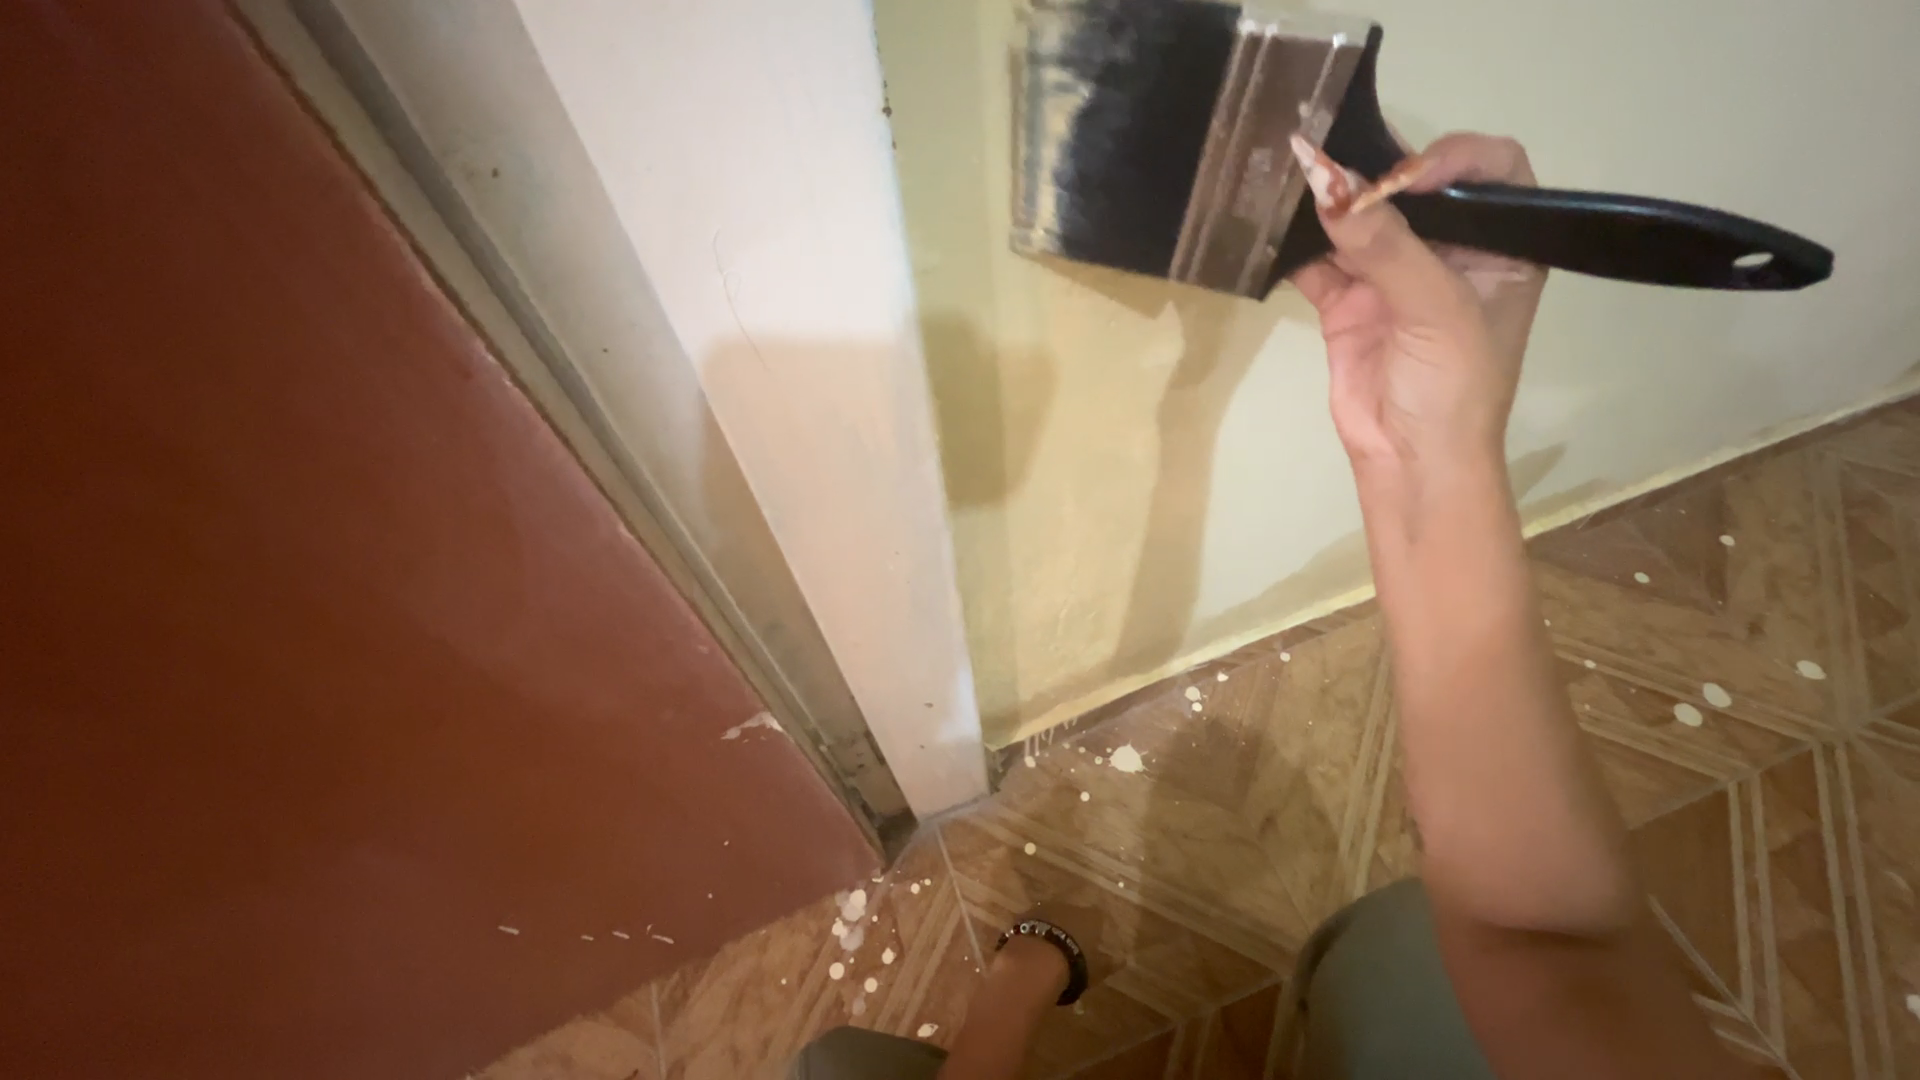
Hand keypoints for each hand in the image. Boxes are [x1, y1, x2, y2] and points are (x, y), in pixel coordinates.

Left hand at [1004, 901, 1116, 989]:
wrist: (1037, 959)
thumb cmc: (1074, 964)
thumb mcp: (1097, 969)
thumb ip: (1110, 963)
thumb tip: (1123, 959)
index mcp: (1090, 917)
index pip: (1098, 917)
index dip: (1096, 928)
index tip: (1094, 942)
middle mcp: (1068, 906)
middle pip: (1073, 914)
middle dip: (1071, 927)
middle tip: (1069, 947)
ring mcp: (1044, 908)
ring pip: (1051, 916)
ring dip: (1051, 927)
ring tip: (1049, 949)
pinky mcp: (1024, 916)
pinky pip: (1033, 923)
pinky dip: (1034, 932)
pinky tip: (1032, 948)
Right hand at [1287, 133, 1547, 475]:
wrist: (1409, 461)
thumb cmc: (1454, 385)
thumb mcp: (1435, 308)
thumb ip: (1384, 245)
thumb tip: (1328, 183)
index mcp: (1501, 245)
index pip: (1488, 172)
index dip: (1450, 158)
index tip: (1401, 175)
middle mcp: (1448, 253)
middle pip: (1412, 192)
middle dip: (1373, 173)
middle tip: (1331, 155)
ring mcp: (1391, 280)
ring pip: (1358, 226)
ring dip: (1327, 208)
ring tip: (1291, 181)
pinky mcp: (1346, 306)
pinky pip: (1320, 265)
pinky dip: (1297, 250)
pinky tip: (1274, 231)